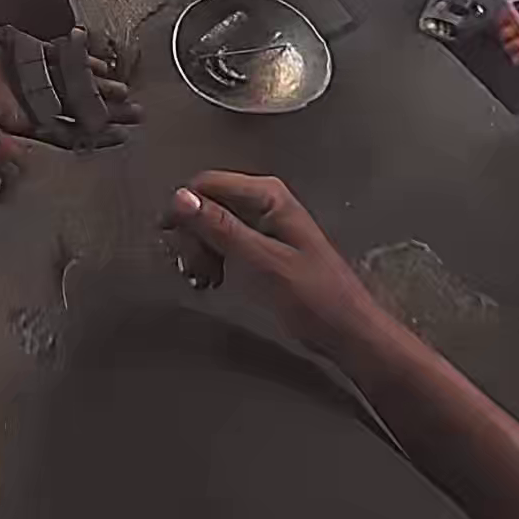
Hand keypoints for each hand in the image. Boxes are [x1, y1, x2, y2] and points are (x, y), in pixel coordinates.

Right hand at [0, 24, 137, 163]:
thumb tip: (23, 161)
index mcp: (24, 122)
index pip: (67, 134)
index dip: (94, 137)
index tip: (119, 137)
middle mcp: (36, 101)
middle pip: (80, 109)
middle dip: (108, 113)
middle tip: (136, 114)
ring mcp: (37, 76)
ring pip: (77, 84)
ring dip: (100, 87)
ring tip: (125, 90)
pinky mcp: (33, 52)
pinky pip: (63, 56)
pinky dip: (82, 59)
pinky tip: (101, 63)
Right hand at [163, 171, 383, 354]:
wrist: (348, 333)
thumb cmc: (315, 298)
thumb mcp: (263, 263)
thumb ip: (221, 228)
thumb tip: (181, 198)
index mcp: (267, 195)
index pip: (206, 184)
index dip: (184, 209)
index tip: (170, 240)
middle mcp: (263, 200)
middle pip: (205, 202)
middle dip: (192, 234)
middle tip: (194, 268)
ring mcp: (261, 221)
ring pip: (209, 223)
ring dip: (199, 249)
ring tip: (204, 278)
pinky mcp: (259, 242)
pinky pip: (221, 239)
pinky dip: (210, 258)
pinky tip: (212, 278)